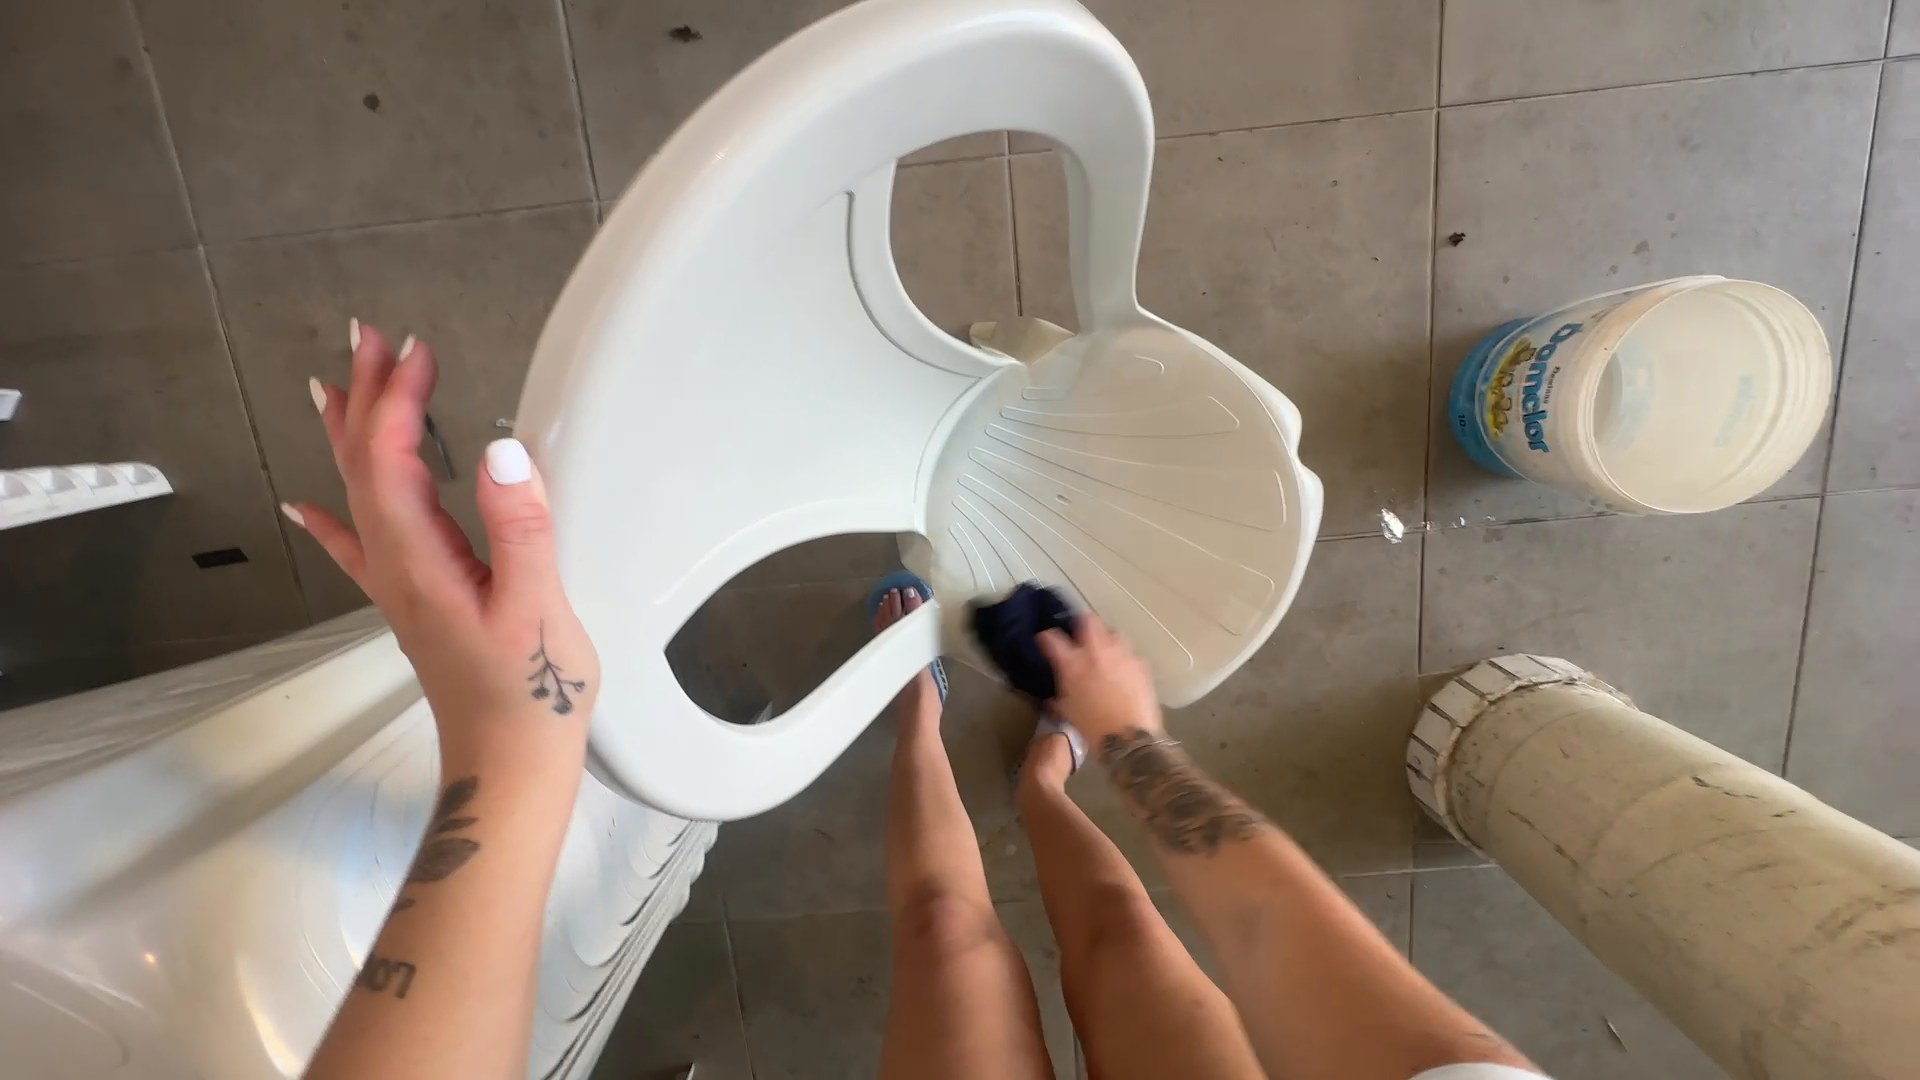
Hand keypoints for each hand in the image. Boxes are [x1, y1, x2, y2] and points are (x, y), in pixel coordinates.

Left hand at [283, 321, 599, 761]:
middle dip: (365, 399)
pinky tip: (308, 504)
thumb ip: (521, 529)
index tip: (415, 351)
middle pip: (363, 469)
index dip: (399, 403)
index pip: (393, 464)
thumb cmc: (531, 688)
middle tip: (369, 341)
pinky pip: (361, 544)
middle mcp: (396, 568)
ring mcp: (401, 587)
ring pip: (360, 495)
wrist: (512, 756)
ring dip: (353, 435)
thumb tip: (503, 450)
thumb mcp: (538, 608)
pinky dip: (334, 513)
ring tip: (337, 387)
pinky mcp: (418, 603)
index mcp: (423, 562)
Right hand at [1036, 615, 1163, 743]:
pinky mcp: (1140, 664)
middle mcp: (1096, 652)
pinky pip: (1129, 652)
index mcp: (1073, 664)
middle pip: (1088, 621)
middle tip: (1079, 633)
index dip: (1046, 637)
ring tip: (1104, 648)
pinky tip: (1122, 668)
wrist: (1130, 738)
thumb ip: (1058, 696)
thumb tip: (1051, 696)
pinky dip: (1123, 656)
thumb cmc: (1092, 726)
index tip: (1044, 639)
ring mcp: (1121, 655)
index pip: (1052, 639)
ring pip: (1113, 632)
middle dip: (1081, 623)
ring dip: (1106, 637)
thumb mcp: (1067, 710)